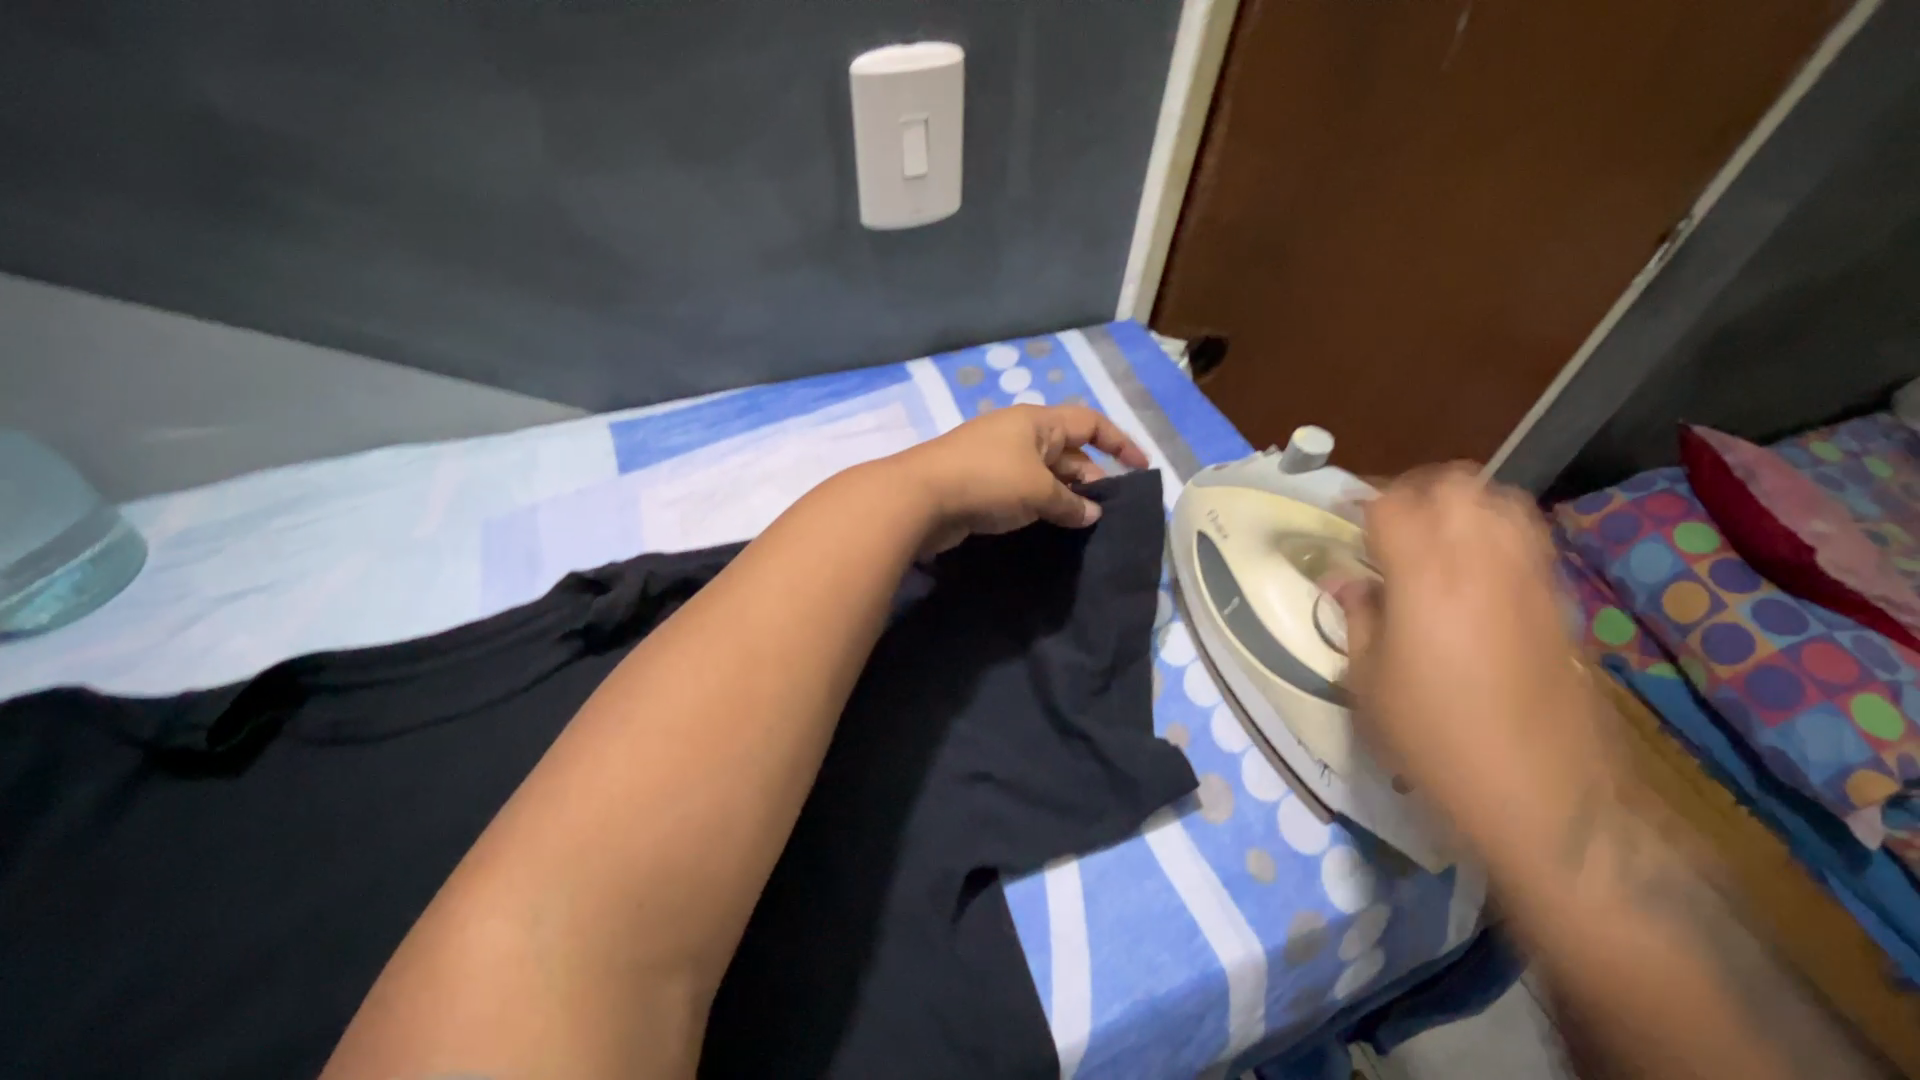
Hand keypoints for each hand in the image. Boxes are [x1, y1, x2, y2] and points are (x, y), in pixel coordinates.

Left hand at [885, 405, 1150, 554]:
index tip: (1142, 468)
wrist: (919, 499)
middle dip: (1091, 477)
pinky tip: (1049, 530)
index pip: (1090, 423)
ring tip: (1083, 525)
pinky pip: (1021, 492)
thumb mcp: (1039, 490)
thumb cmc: (988, 481)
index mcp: (1037, 421)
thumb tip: (1092, 512)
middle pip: (1067, 450)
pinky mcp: (979, 485)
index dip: (1120, 442)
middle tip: (1108, 510)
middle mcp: (1018, 434)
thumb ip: (1071, 502)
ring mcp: (996, 459)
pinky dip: (1038, 507)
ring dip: (1064, 496)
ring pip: (1044, 475)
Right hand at [1335, 465, 1621, 854]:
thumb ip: (1358, 617)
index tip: (1344, 522)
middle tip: (1388, 525)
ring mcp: (1528, 574)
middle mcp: (1481, 559)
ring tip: (1435, 538)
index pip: (1390, 505)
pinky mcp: (1557, 598)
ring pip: (1498, 500)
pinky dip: (1497, 532)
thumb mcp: (1368, 682)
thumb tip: (1347, 581)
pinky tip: (1475, 569)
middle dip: (1414, 492)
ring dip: (1461, 505)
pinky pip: (1526, 536)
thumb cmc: (1433, 737)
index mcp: (1424, 575)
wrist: (1537, 790)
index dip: (1361, 505)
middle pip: (1451, 485)